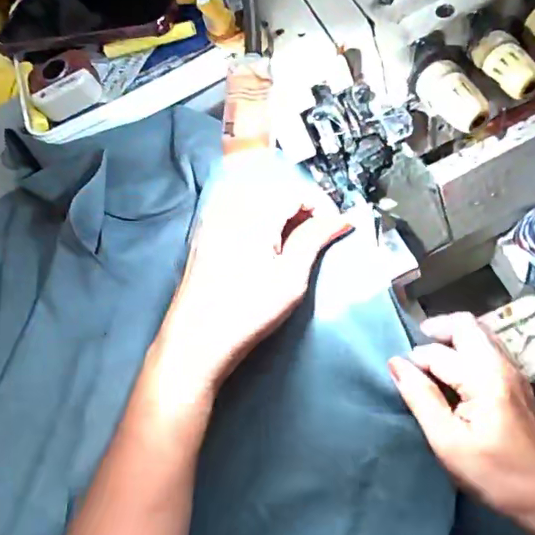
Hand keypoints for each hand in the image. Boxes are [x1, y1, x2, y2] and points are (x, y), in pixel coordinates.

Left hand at [151, 152, 351, 398]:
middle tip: (318, 237)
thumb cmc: (244, 314)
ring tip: (294, 247)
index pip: (296, 191)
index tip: (335, 226)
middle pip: (276, 192)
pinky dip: (260, 223)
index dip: (322, 205)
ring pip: (257, 202)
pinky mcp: (204, 238)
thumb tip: (339, 219)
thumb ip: (314, 239)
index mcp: (252, 215)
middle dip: (302, 210)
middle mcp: (228, 211)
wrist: (194, 343)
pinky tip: (266, 251)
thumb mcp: (291, 277)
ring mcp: (212, 223)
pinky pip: (239, 215)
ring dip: (281, 216)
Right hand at [388, 313, 534, 529]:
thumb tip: (396, 363)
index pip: (438, 352)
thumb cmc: (496, 475)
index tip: (400, 380)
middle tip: (413, 357)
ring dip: (451, 338)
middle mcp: (501, 363)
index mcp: (484, 375)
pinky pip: (487, 348)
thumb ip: (421, 398)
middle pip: (465, 324)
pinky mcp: (516, 383)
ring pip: (479, 333)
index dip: (414, 362)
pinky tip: (452, 374)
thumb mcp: (449, 443)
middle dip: (435, 331)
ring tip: (428, 363)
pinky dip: (465, 349)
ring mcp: (513, 371)